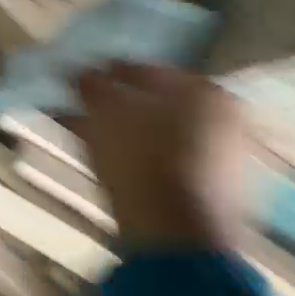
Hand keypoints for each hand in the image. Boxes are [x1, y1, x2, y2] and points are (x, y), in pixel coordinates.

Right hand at [71, 63, 247, 251]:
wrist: (174, 228)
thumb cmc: (139, 156)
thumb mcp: (103, 107)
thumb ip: (91, 82)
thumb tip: (81, 72)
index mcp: (206, 92)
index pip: (145, 68)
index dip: (104, 70)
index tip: (72, 77)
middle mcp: (222, 117)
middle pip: (152, 99)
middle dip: (110, 100)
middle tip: (72, 101)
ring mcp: (220, 151)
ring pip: (152, 126)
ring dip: (113, 123)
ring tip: (73, 125)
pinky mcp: (206, 180)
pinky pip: (158, 151)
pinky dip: (127, 147)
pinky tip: (94, 151)